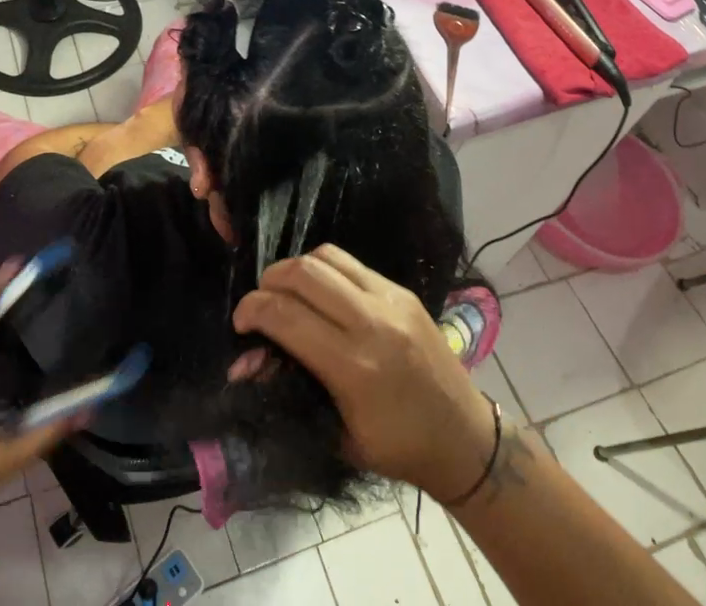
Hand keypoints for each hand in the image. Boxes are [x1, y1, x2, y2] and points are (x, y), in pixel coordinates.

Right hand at [230, 245, 492, 500]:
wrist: (465, 438)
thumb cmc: (396, 448)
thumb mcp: (334, 433)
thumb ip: (288, 391)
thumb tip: (243, 363)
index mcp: (354, 366)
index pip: (285, 314)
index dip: (250, 310)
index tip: (240, 325)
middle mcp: (373, 323)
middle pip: (303, 272)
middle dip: (268, 283)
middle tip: (260, 306)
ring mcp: (393, 301)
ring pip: (327, 256)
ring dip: (296, 270)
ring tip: (287, 294)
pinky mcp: (405, 293)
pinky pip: (353, 265)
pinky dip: (326, 271)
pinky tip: (321, 296)